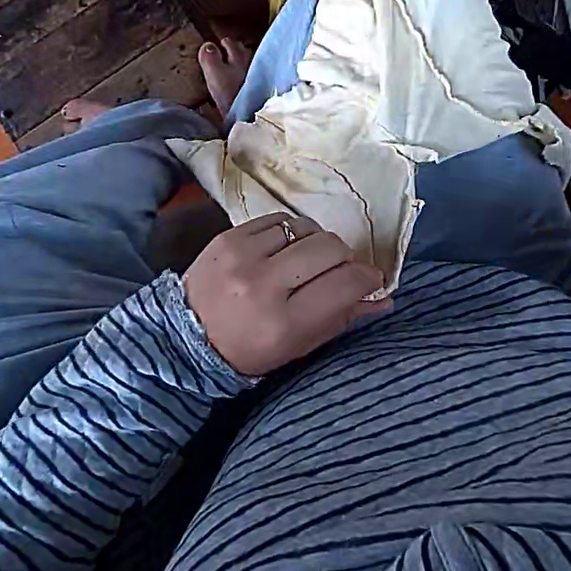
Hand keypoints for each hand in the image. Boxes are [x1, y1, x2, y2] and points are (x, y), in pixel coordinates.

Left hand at [184, 212, 392, 374]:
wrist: (185, 338)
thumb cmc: (250, 349)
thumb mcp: (299, 344)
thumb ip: (343, 318)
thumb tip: (384, 299)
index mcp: (284, 321)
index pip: (346, 283)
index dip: (368, 277)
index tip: (371, 280)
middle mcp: (264, 284)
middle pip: (330, 248)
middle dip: (346, 257)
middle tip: (342, 269)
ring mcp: (243, 256)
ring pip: (306, 229)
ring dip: (317, 243)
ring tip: (309, 260)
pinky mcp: (228, 237)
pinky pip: (277, 221)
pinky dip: (290, 233)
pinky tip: (285, 250)